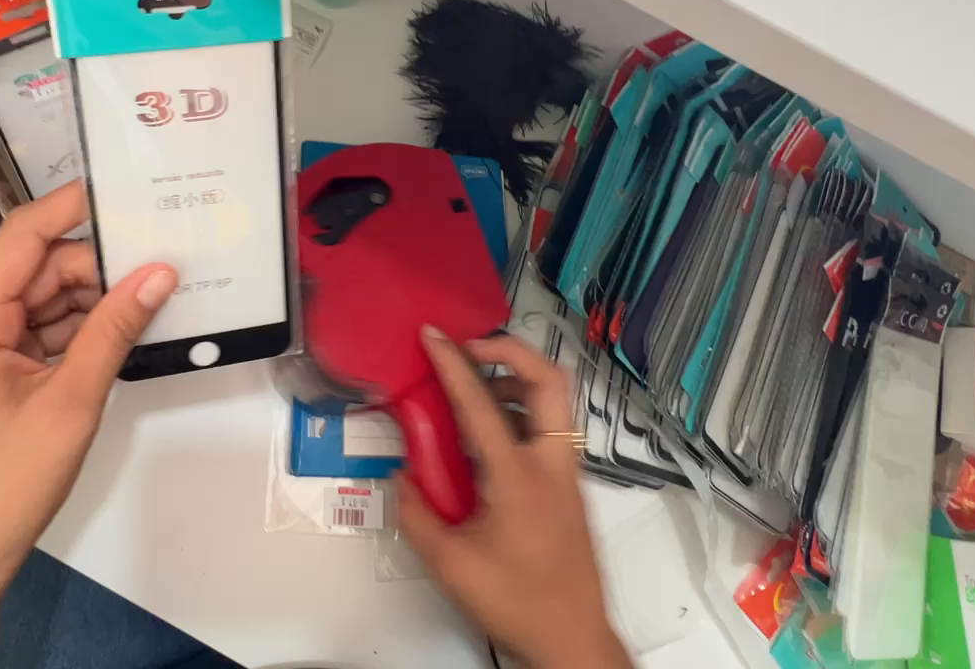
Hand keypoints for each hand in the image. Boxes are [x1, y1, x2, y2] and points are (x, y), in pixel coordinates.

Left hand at [0, 180, 175, 604]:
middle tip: (160, 267)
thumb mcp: (70, 403)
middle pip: (37, 271)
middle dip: (96, 271)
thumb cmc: (4, 487)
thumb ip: (114, 330)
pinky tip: (118, 333)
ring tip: (149, 302)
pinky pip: (34, 328)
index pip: (20, 238)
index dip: (71, 206)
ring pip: (40, 299)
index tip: (124, 189)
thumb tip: (160, 273)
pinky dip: (74, 330)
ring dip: (90, 303)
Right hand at [396, 330, 631, 668]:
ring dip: (516, 378)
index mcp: (519, 478)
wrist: (576, 643)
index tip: (432, 336)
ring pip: (555, 398)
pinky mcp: (571, 483)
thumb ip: (416, 514)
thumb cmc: (516, 603)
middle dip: (509, 350)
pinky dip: (522, 407)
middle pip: (549, 378)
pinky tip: (491, 432)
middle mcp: (552, 464)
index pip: (481, 404)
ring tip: (475, 390)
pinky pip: (551, 424)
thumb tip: (399, 474)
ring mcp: (568, 472)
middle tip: (469, 352)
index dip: (453, 363)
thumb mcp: (450, 566)